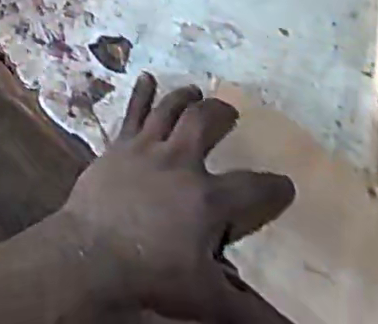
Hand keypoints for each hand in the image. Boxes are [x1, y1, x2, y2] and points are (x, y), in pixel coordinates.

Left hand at [56, 73, 294, 323]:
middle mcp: (178, 163)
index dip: (274, 187)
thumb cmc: (153, 273)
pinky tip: (146, 78)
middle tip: (229, 111)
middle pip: (204, 123)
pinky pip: (131, 113)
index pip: (254, 187)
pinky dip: (141, 94)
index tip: (285, 184)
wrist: (93, 250)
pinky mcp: (118, 146)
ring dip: (183, 98)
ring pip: (167, 110)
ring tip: (194, 90)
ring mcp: (144, 149)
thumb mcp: (210, 299)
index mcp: (208, 198)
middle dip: (220, 113)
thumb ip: (252, 314)